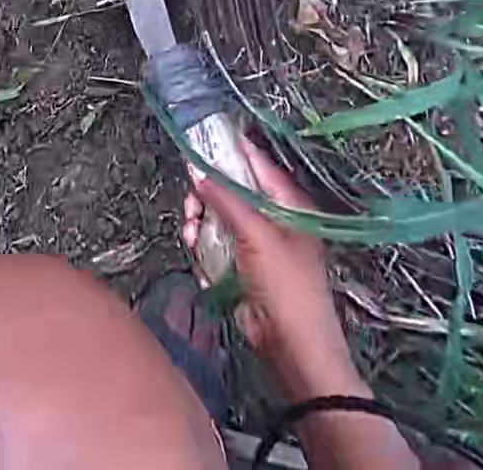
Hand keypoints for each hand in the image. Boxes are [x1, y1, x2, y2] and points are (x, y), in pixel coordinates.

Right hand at [184, 137, 363, 401]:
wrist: (292, 347)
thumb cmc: (286, 286)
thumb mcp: (256, 234)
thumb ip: (226, 199)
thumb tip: (198, 170)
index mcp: (288, 204)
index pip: (258, 164)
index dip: (233, 149)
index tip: (205, 136)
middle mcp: (273, 218)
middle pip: (231, 190)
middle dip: (207, 192)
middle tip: (191, 199)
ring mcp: (256, 241)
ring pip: (218, 214)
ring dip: (200, 218)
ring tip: (190, 228)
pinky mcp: (242, 263)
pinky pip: (215, 240)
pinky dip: (201, 240)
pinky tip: (192, 246)